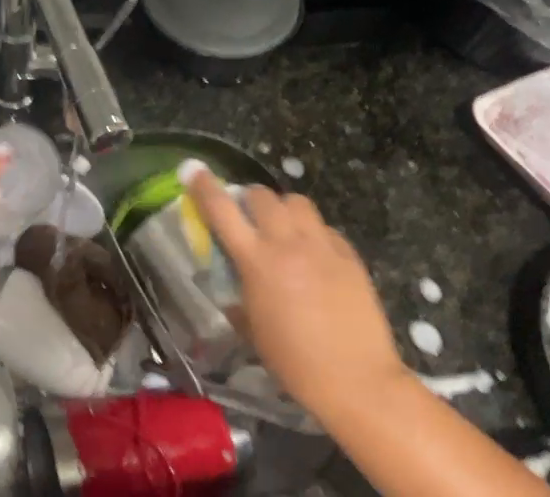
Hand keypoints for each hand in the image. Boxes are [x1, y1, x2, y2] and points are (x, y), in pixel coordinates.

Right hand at [184, 163, 408, 418]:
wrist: (356, 379)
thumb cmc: (294, 362)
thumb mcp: (251, 327)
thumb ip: (238, 293)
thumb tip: (232, 279)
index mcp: (257, 261)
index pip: (222, 210)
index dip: (204, 186)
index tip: (193, 170)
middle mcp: (288, 243)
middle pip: (262, 196)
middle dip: (249, 199)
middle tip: (247, 216)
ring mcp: (323, 246)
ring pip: (297, 202)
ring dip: (283, 209)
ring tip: (282, 229)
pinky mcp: (349, 255)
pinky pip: (324, 228)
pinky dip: (312, 232)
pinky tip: (313, 256)